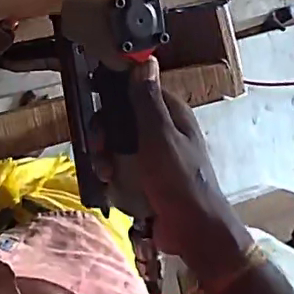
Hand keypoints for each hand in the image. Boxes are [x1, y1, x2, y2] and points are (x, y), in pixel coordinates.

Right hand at [102, 58, 252, 282]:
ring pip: (118, 147)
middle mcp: (162, 131)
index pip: (137, 91)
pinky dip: (114, 178)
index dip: (115, 97)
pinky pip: (121, 170)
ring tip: (106, 174)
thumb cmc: (180, 180)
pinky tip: (112, 187)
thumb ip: (148, 100)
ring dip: (107, 159)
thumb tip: (146, 59)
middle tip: (100, 149)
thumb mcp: (160, 136)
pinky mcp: (146, 179)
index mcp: (171, 114)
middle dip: (106, 135)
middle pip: (122, 120)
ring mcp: (154, 157)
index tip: (99, 110)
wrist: (194, 234)